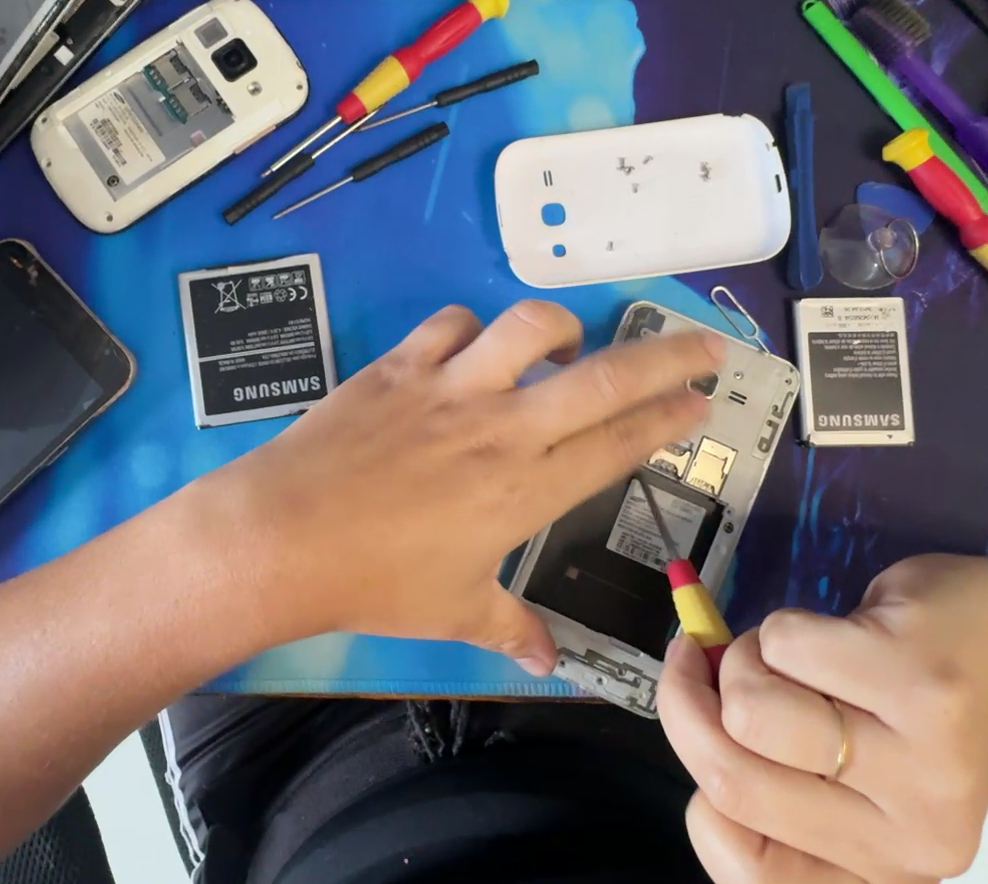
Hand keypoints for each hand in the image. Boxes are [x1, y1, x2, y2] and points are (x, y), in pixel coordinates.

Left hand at [195, 300, 724, 674]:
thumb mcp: (454, 613)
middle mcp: (501, 426)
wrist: (283, 536)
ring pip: (529, 325)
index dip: (670, 419)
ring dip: (563, 327)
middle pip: (605, 376)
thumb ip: (513, 632)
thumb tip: (548, 664)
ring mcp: (449, 387)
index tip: (702, 402)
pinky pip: (450, 323)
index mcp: (526, 488)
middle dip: (669, 356)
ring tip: (567, 344)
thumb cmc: (374, 581)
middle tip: (704, 345)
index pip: (619, 443)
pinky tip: (468, 349)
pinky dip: (469, 329)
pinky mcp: (398, 365)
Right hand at [657, 555, 987, 882]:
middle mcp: (908, 840)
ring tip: (788, 650)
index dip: (694, 784)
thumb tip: (687, 704)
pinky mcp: (921, 684)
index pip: (746, 867)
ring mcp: (920, 765)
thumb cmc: (910, 701)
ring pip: (750, 705)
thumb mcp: (842, 761)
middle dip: (685, 696)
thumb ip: (767, 759)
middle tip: (693, 656)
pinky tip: (833, 627)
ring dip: (744, 655)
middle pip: (728, 774)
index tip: (701, 723)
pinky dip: (782, 623)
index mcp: (879, 865)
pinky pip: (784, 642)